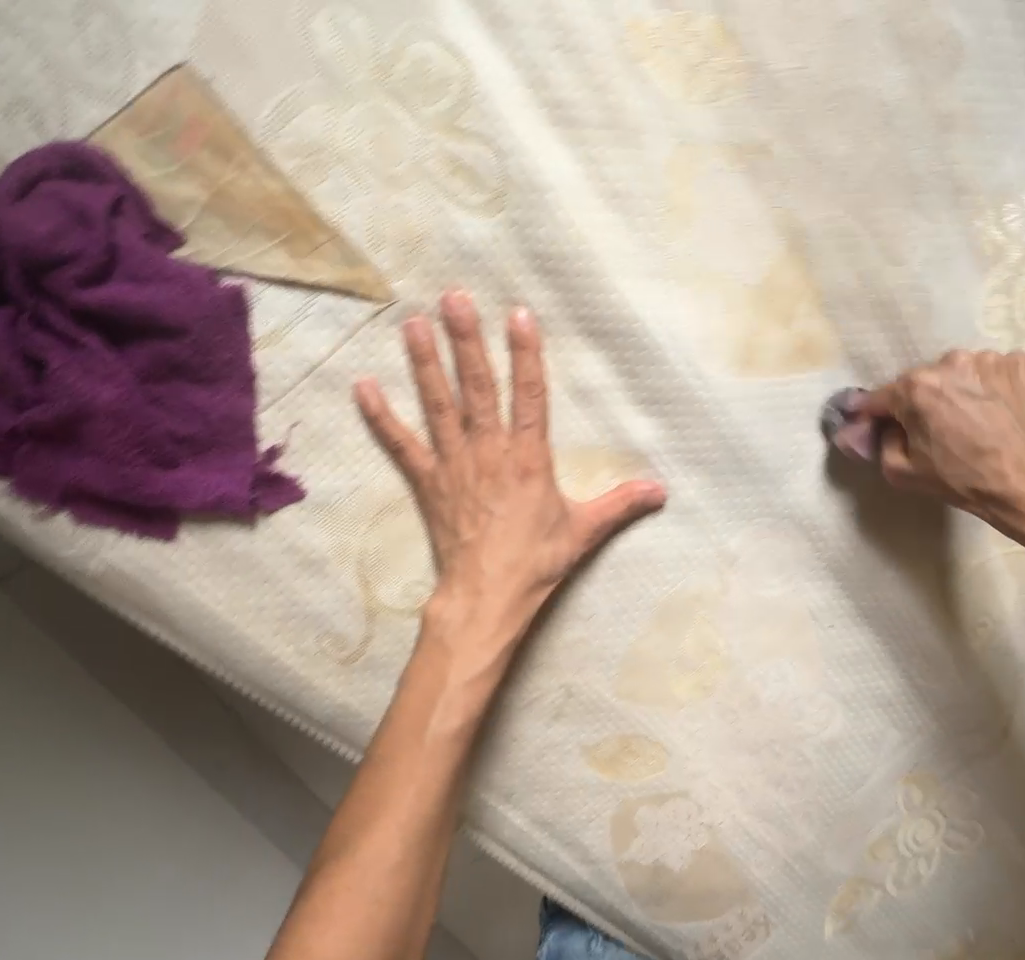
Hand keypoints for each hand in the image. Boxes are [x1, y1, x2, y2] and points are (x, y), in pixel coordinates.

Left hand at [354, 290, 665, 632]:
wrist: (488, 595)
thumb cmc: (537, 562)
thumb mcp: (585, 531)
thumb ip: (621, 504)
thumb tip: (661, 490)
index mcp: (528, 459)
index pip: (529, 396)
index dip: (525, 354)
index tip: (519, 315)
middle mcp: (489, 452)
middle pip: (476, 387)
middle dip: (466, 340)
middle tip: (453, 298)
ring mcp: (454, 465)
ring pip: (438, 405)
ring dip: (424, 363)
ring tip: (412, 323)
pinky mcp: (427, 483)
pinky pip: (400, 445)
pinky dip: (380, 417)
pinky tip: (362, 385)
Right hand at [858, 348, 1024, 547]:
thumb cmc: (961, 480)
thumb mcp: (901, 473)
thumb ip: (881, 442)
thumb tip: (884, 426)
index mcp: (916, 387)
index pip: (882, 395)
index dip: (874, 412)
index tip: (872, 422)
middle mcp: (949, 362)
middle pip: (922, 380)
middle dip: (921, 400)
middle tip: (934, 429)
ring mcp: (988, 358)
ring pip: (958, 372)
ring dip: (957, 390)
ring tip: (969, 419)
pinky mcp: (1018, 363)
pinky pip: (990, 371)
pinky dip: (988, 386)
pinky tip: (995, 410)